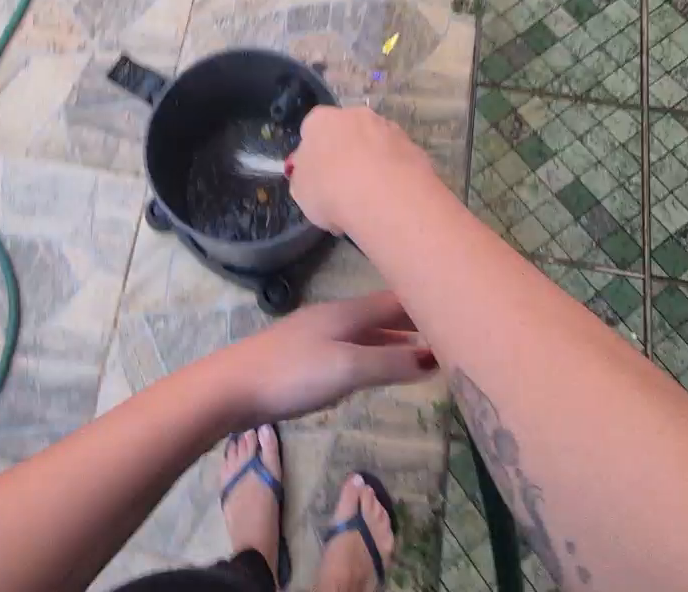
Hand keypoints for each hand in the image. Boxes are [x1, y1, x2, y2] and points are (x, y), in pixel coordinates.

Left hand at [208, 292, 436, 427]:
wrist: (231, 387)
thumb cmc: (291, 374)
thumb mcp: (346, 369)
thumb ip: (389, 361)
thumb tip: (436, 356)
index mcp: (346, 313)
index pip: (394, 300)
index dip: (423, 302)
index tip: (455, 306)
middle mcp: (334, 316)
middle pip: (382, 313)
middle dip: (413, 319)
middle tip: (448, 330)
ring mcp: (317, 334)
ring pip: (367, 330)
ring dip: (396, 337)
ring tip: (425, 349)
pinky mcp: (305, 355)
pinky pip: (352, 346)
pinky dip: (374, 351)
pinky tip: (376, 365)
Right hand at [288, 106, 445, 234]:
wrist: (385, 199)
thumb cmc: (330, 191)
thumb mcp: (300, 190)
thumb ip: (303, 175)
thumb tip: (309, 171)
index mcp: (321, 121)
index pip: (312, 128)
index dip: (314, 153)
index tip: (317, 176)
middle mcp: (356, 115)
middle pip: (347, 131)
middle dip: (346, 152)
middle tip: (343, 185)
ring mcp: (389, 128)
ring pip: (375, 143)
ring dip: (372, 161)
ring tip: (371, 197)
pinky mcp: (414, 147)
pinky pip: (397, 159)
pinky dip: (394, 174)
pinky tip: (391, 199)